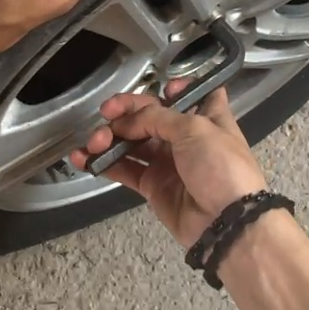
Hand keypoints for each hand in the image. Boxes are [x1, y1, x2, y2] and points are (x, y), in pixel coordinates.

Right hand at [68, 82, 268, 249]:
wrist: (225, 222)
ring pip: (133, 142)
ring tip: (94, 142)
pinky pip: (124, 169)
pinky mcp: (152, 186)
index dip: (178, 88)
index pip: (194, 94)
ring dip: (110, 138)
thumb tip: (128, 120)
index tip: (162, 88)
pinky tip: (83, 158)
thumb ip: (158, 117)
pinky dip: (103, 163)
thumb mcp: (195, 129)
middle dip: (126, 111)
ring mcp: (168, 162)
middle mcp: (187, 137)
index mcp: (208, 117)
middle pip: (152, 115)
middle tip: (106, 112)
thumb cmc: (220, 166)